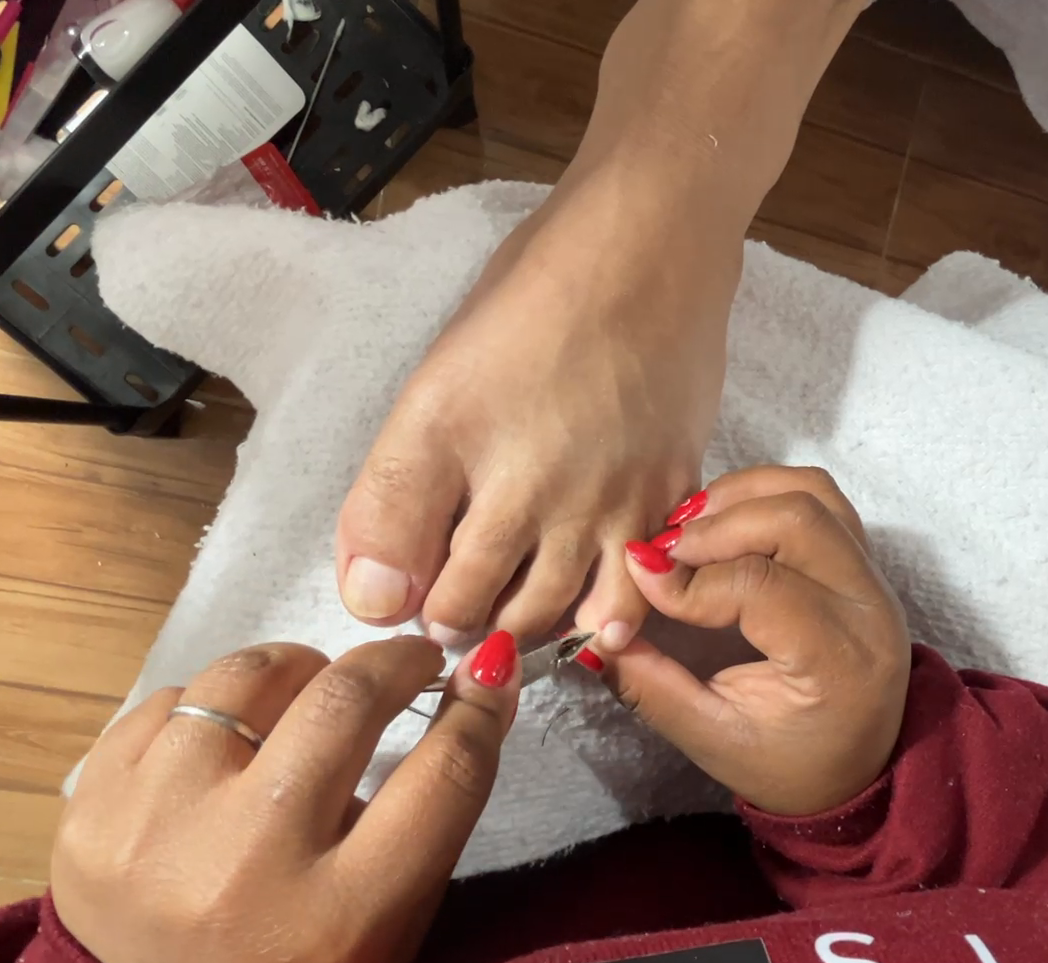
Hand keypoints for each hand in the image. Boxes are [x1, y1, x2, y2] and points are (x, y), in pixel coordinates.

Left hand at [51, 633, 522, 962]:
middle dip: (396, 661)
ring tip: (313, 690)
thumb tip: (484, 680)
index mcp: (343, 915)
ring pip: (251, 676)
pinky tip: (235, 736)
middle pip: (347, 700)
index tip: (485, 672)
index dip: (480, 707)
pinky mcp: (88, 808)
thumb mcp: (398, 916)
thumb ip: (443, 800)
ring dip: (303, 668)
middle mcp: (248, 861)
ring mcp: (154, 828)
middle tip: (410, 661)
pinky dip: (222, 701)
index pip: (444, 772)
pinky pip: (173, 699)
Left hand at [334, 174, 739, 651]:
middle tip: (468, 615)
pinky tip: (601, 617)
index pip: (438, 602)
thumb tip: (376, 605)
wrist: (647, 248)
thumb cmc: (530, 304)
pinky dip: (614, 615)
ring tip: (524, 619)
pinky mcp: (672, 496)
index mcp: (475, 477)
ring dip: (539, 630)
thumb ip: (393, 501)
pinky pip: (642, 589)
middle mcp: (549, 507)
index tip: (421, 601)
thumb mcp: (432, 392)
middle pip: (506, 617)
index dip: (421, 614)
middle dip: (475, 627)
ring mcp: (619, 507)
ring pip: (572, 616)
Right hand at [607, 466, 911, 815]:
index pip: (760, 586)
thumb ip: (652, 687)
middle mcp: (868, 606)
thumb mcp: (713, 739)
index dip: (689, 579)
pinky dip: (765, 494)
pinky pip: (820, 497)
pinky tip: (723, 520)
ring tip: (689, 529)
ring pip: (811, 493)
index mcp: (838, 661)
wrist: (860, 768)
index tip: (638, 579)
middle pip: (795, 519)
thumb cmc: (788, 764)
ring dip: (741, 498)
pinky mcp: (862, 559)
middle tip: (662, 550)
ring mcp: (872, 574)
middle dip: (715, 526)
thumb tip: (594, 636)